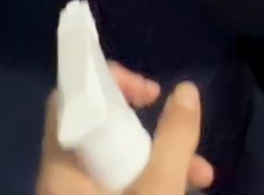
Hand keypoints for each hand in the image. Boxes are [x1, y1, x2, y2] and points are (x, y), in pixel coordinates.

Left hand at [39, 64, 214, 192]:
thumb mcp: (159, 188)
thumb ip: (175, 138)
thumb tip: (186, 88)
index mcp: (62, 167)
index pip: (69, 98)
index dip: (106, 80)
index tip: (148, 90)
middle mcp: (62, 182)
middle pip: (100, 130)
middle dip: (149, 126)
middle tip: (179, 126)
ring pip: (117, 163)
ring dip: (161, 157)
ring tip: (201, 174)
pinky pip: (119, 187)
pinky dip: (150, 181)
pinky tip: (186, 187)